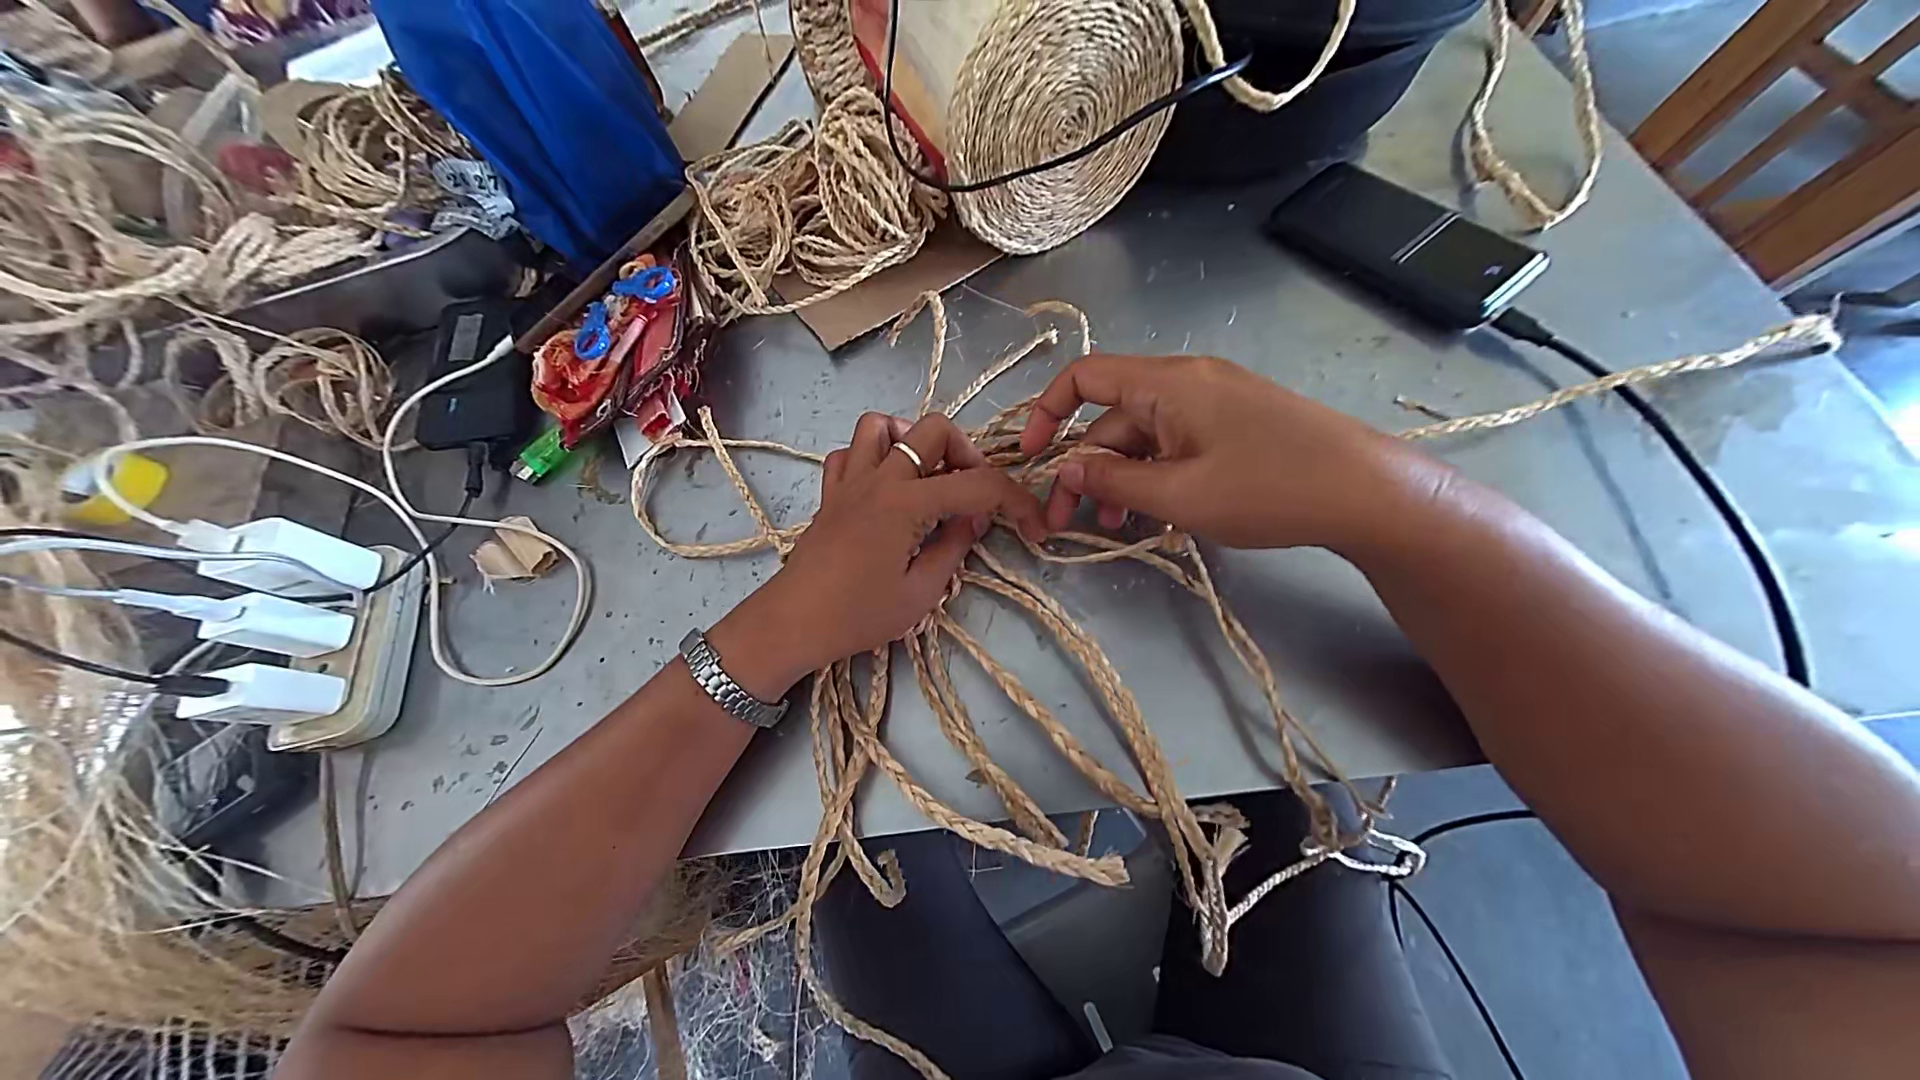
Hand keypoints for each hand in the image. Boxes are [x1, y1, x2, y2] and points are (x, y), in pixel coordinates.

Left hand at [709, 412, 1046, 697]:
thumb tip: (973, 519)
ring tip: (926, 476)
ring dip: (912, 441)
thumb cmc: (858, 615)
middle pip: (933, 429)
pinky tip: (884, 487)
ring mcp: (850, 480)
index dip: (1017, 503)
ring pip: (881, 424)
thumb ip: (954, 547)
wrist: (793, 623)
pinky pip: (850, 452)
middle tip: (971, 493)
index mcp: (908, 503)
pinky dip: (872, 457)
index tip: (1033, 527)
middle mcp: (880, 478)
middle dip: (967, 454)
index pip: (978, 486)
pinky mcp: (830, 492)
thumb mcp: (921, 592)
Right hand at [1019, 354, 1448, 552]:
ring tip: (1115, 525)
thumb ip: (1114, 480)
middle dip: (1086, 467)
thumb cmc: (1268, 488)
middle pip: (1112, 417)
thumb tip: (1067, 469)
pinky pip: (1174, 443)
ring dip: (1120, 477)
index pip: (1085, 376)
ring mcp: (1212, 402)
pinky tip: (1157, 513)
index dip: (1047, 412)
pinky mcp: (1232, 424)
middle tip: (1070, 520)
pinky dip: (1155, 474)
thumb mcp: (1180, 494)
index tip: (1031, 457)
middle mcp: (1186, 382)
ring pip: (1143, 436)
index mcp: (1168, 383)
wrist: (1368, 493)